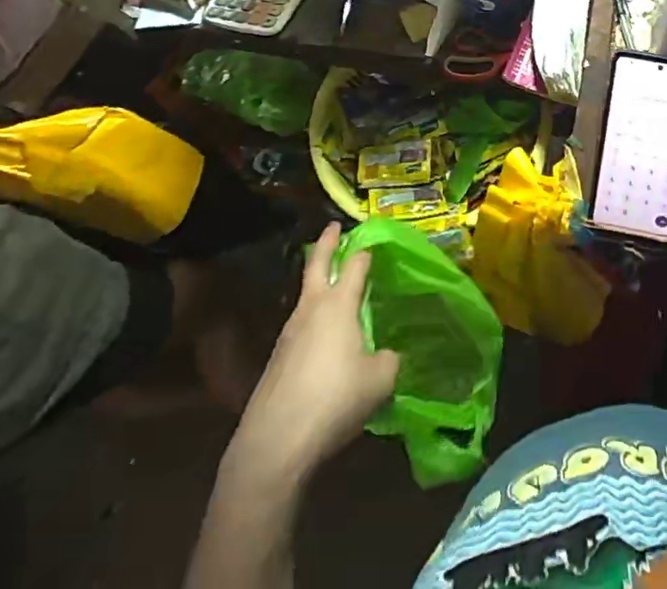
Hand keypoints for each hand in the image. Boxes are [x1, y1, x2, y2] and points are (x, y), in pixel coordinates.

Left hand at [227, 223, 398, 479]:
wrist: (278, 437)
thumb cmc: (335, 398)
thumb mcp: (380, 380)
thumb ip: (388, 359)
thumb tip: (387, 353)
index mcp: (338, 305)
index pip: (355, 266)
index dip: (366, 251)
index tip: (373, 239)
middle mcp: (311, 309)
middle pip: (317, 265)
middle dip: (327, 243)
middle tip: (334, 227)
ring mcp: (289, 331)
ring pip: (306, 294)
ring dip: (318, 281)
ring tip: (333, 283)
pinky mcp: (279, 356)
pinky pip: (301, 323)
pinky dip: (313, 315)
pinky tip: (323, 335)